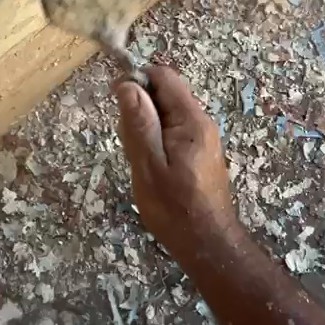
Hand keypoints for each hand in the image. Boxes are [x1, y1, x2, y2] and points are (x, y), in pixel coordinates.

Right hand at [112, 65, 243, 259]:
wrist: (208, 247)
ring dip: (146, 127)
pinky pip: (172, 131)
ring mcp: (202, 138)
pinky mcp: (199, 152)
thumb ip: (139, 122)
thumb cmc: (175, 209)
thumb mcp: (148, 165)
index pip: (163, 76)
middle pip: (164, 94)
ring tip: (140, 160)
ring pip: (166, 114)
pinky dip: (156, 141)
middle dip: (140, 109)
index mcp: (191, 120)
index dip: (137, 80)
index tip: (117, 101)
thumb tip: (127, 84)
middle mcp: (201, 122)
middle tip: (131, 143)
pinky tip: (152, 168)